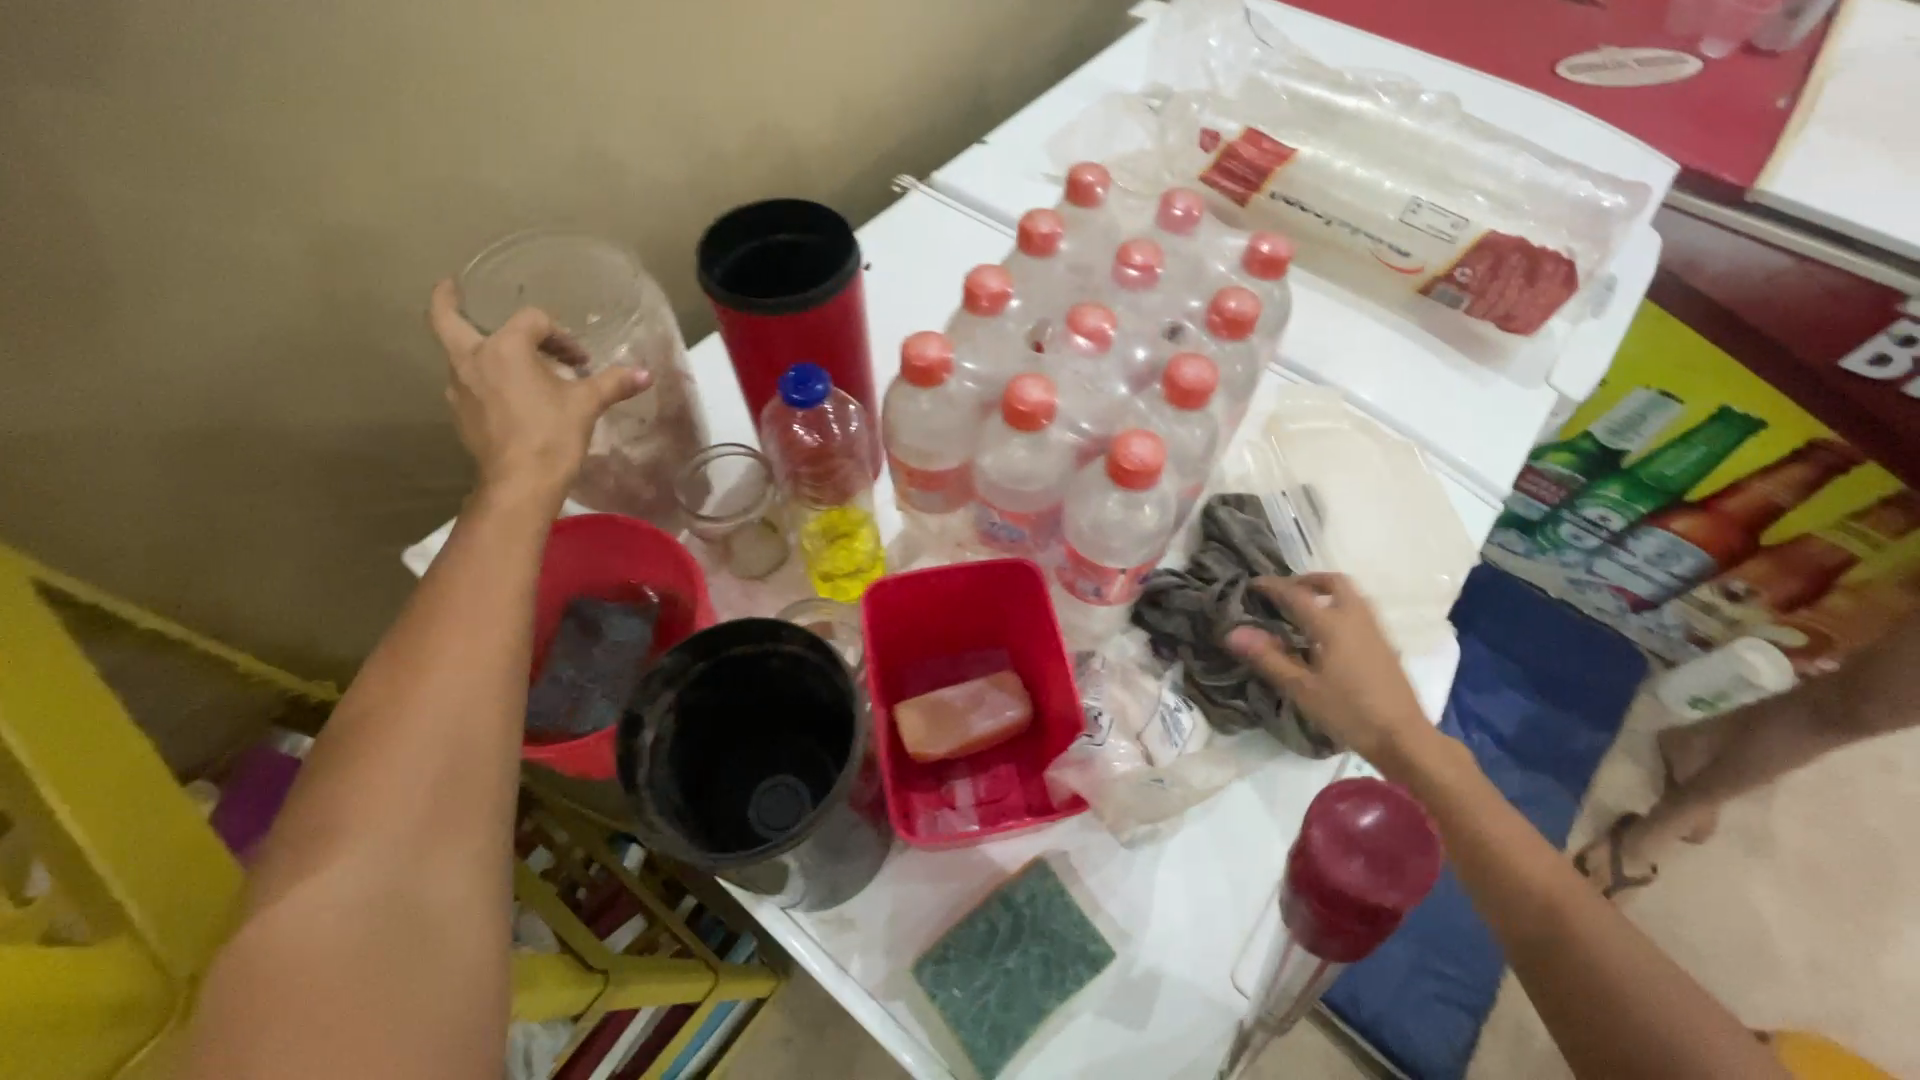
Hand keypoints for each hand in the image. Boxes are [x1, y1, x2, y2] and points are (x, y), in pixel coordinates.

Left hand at [428, 280, 649, 503]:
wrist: (521, 483)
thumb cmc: (552, 435)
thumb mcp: (587, 405)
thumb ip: (614, 383)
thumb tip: (646, 374)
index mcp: (504, 348)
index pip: (533, 322)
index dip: (561, 336)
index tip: (580, 362)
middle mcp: (472, 360)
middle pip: (447, 320)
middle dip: (447, 300)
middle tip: (453, 287)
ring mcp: (460, 388)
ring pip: (459, 354)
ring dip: (477, 348)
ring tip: (505, 358)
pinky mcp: (460, 414)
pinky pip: (467, 384)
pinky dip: (482, 379)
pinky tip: (504, 394)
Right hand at [1226, 574, 1436, 769]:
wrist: (1402, 736)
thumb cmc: (1348, 713)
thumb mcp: (1301, 689)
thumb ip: (1268, 658)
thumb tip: (1234, 632)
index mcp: (1332, 626)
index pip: (1297, 595)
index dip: (1273, 586)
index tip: (1253, 584)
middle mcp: (1356, 619)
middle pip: (1334, 583)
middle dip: (1307, 581)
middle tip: (1286, 592)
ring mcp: (1375, 630)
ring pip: (1351, 595)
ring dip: (1326, 592)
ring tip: (1305, 608)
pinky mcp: (1385, 645)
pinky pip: (1360, 610)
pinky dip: (1340, 606)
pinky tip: (1329, 633)